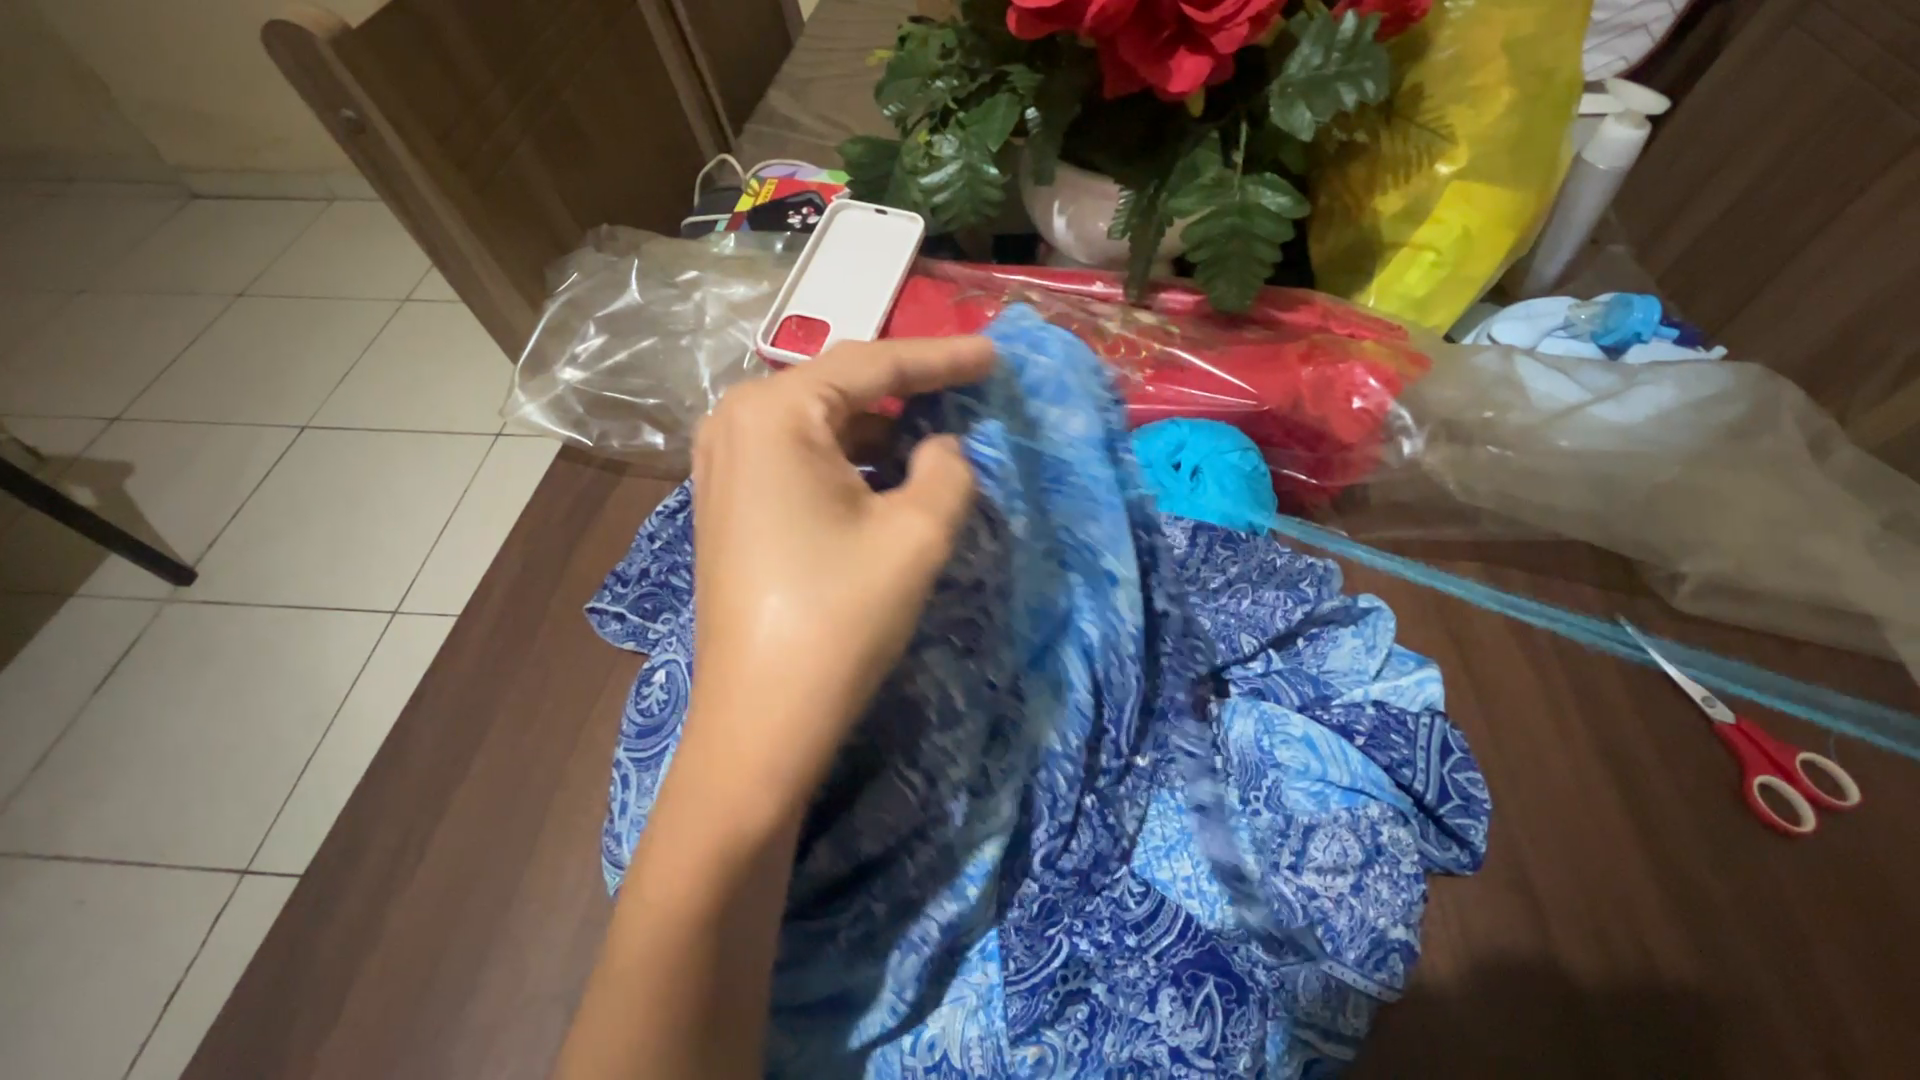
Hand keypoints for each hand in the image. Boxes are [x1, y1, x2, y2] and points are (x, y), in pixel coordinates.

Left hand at [684, 336, 996, 817]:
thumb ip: (948, 469)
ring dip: (879, 427)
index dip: (942, 357)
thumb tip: (941, 447)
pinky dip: (848, 460)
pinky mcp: (728, 503)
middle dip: (907, 388)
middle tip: (969, 386)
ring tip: (938, 429)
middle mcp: (735, 421)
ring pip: (820, 425)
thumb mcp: (917, 534)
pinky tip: (888, 474)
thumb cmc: (840, 617)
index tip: (994, 353)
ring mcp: (722, 463)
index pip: (874, 365)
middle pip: (840, 387)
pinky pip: (798, 459)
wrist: (761, 718)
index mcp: (774, 411)